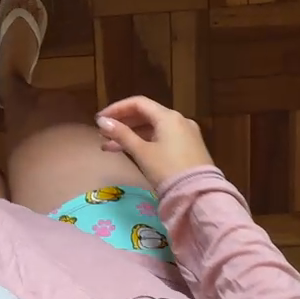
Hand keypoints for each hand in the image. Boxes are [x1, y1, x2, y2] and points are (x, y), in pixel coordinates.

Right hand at [95, 96, 214, 187]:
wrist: (199, 195)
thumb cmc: (167, 169)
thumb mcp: (141, 152)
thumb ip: (121, 134)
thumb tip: (102, 121)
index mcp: (168, 117)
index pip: (138, 103)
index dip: (116, 109)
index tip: (100, 120)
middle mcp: (179, 120)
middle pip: (145, 115)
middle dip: (122, 124)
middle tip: (103, 135)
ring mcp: (186, 134)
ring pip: (153, 128)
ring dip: (131, 135)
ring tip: (110, 148)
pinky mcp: (189, 148)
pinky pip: (162, 138)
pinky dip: (145, 141)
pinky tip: (131, 151)